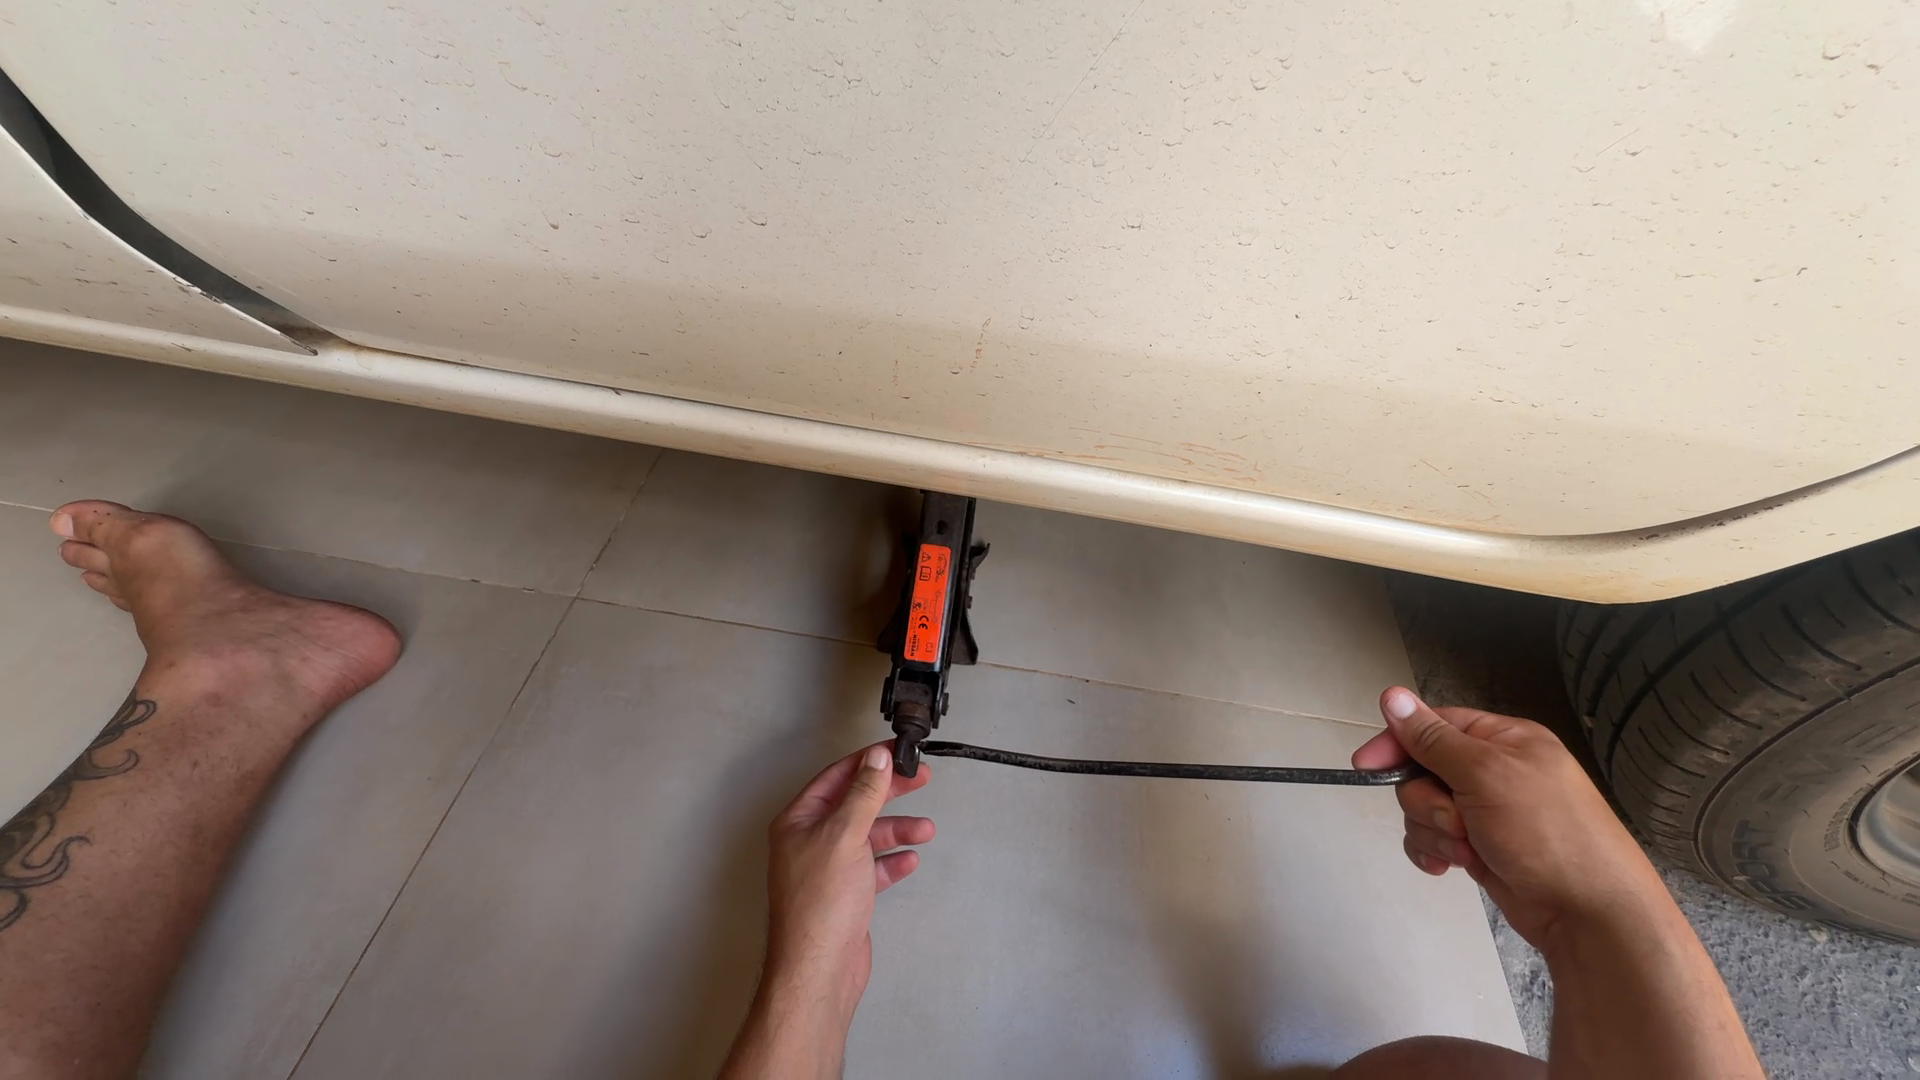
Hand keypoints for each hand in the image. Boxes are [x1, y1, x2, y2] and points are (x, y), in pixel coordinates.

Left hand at [764, 742, 933, 1016]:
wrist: (819, 970)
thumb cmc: (822, 902)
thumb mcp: (845, 835)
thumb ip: (864, 794)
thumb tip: (877, 759)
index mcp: (799, 820)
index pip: (836, 777)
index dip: (867, 761)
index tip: (897, 752)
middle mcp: (810, 840)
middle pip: (855, 803)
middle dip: (888, 792)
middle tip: (920, 778)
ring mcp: (828, 867)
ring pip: (868, 835)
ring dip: (897, 830)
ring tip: (926, 829)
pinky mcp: (845, 893)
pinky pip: (873, 866)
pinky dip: (892, 861)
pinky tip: (910, 860)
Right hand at [1352, 687, 1666, 946]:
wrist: (1593, 918)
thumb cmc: (1547, 833)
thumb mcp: (1486, 775)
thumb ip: (1432, 738)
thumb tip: (1392, 695)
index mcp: (1504, 740)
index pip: (1432, 726)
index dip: (1397, 743)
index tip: (1367, 765)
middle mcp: (1492, 771)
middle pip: (1420, 770)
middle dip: (1428, 801)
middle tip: (1456, 821)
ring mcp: (1484, 811)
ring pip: (1421, 807)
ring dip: (1434, 830)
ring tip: (1467, 851)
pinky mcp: (1476, 846)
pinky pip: (1429, 837)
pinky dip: (1433, 850)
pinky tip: (1449, 866)